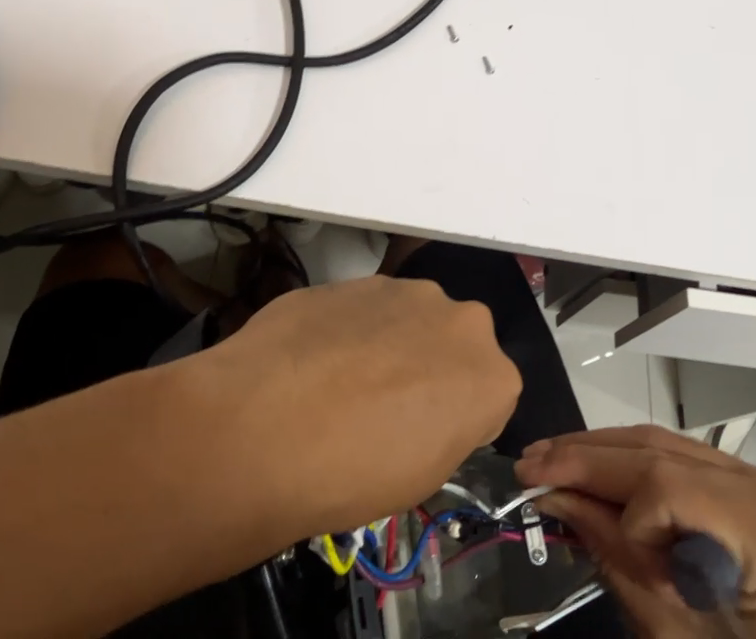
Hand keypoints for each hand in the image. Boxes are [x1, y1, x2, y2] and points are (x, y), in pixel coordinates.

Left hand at [202, 277, 521, 538]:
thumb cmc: (356, 471)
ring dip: (387, 343)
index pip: (489, 396)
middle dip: (429, 366)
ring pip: (406, 319)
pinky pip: (358, 310)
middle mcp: (457, 319)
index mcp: (492, 374)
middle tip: (385, 407)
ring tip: (338, 385)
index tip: (424, 437)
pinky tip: (309, 364)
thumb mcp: (424, 476)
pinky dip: (344, 331)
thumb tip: (422, 409)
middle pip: (453, 343)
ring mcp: (398, 290)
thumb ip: (445, 426)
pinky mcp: (345, 280)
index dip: (457, 420)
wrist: (263, 427)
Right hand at [515, 425, 755, 638]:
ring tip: (548, 458)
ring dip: (602, 451)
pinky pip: (682, 458)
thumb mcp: (671, 630)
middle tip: (528, 465)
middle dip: (587, 456)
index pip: (669, 484)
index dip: (609, 498)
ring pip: (666, 443)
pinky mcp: (754, 486)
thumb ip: (614, 555)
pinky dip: (634, 463)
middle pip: (662, 452)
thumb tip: (554, 496)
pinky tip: (595, 464)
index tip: (564, 518)